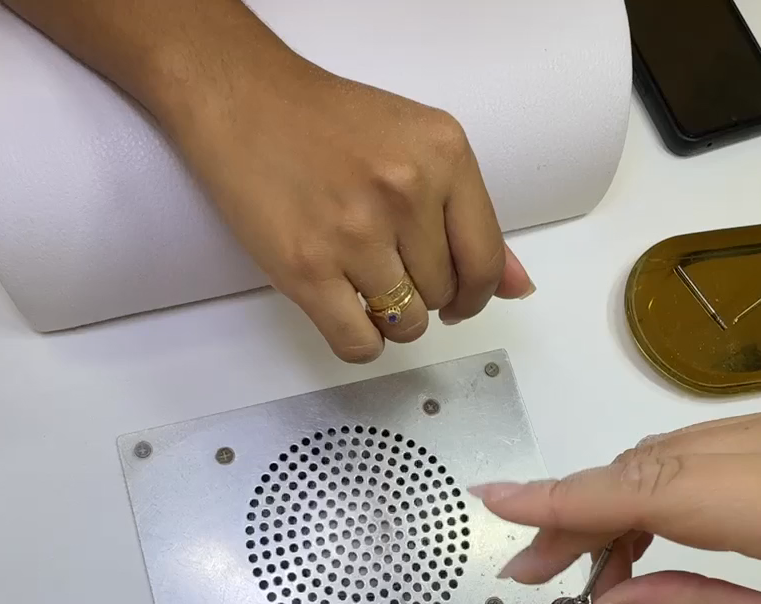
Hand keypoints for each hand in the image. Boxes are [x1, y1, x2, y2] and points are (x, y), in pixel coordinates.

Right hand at [163, 58, 533, 362]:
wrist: (241, 102)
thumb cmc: (327, 124)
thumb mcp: (418, 147)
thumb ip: (472, 219)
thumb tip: (519, 288)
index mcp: (444, 155)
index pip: (486, 261)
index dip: (476, 295)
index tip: (458, 299)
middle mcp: (405, 191)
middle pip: (443, 295)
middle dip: (423, 295)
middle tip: (386, 266)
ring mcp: (355, 234)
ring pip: (407, 325)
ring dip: (391, 319)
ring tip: (361, 282)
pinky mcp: (308, 270)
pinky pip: (360, 345)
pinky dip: (361, 342)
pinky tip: (347, 311)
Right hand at [473, 402, 760, 603]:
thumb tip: (607, 600)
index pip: (654, 489)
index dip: (565, 499)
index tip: (497, 503)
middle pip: (657, 462)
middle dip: (583, 512)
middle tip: (539, 572)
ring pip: (683, 449)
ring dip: (626, 500)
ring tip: (600, 567)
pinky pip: (722, 446)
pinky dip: (673, 486)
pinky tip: (663, 532)